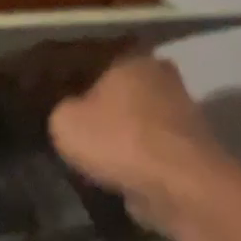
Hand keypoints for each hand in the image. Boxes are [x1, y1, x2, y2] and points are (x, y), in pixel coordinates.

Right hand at [48, 56, 240, 240]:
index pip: (92, 60)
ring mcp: (180, 105)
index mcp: (130, 59)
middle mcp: (160, 73)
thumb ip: (60, 106)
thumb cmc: (116, 139)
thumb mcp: (63, 120)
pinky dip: (132, 147)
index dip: (69, 79)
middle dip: (97, 102)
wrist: (176, 180)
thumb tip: (68, 106)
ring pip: (134, 112)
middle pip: (117, 86)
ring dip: (116, 127)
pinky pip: (147, 137)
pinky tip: (112, 162)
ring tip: (89, 147)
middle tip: (70, 122)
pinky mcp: (187, 136)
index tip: (52, 97)